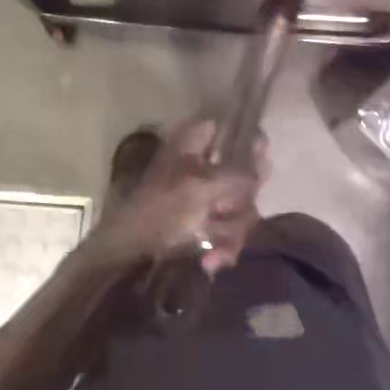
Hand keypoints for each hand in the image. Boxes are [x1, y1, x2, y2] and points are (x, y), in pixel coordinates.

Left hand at [78, 119, 264, 275]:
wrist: (127, 258)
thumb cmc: (161, 211)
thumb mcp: (202, 186)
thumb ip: (239, 173)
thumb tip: (262, 161)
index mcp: (191, 145)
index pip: (227, 127)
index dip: (250, 142)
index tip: (260, 162)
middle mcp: (199, 167)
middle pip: (244, 175)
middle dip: (240, 204)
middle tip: (226, 212)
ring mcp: (201, 199)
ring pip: (239, 209)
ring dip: (232, 232)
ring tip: (215, 249)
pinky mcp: (202, 228)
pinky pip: (228, 233)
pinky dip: (223, 248)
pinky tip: (211, 262)